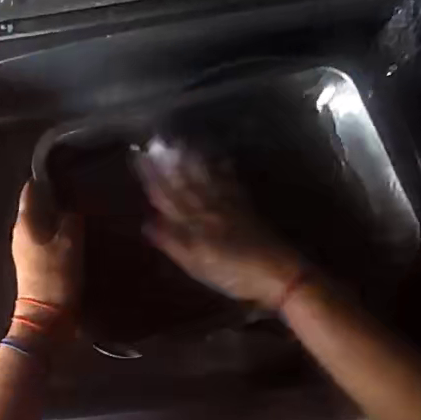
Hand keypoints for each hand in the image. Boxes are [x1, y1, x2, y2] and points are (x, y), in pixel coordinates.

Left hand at [11, 179, 81, 312]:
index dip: (49, 177)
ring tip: (85, 210)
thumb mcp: (71, 241)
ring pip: (44, 222)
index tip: (71, 171)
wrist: (46, 317)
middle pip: (38, 204)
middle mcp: (20, 230)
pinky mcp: (34, 263)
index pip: (32, 187)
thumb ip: (71, 216)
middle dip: (58, 196)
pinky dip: (60, 233)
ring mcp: (25, 248)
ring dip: (61, 216)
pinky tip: (78, 234)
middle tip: (84, 190)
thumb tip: (72, 202)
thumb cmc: (57, 276)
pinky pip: (47, 238)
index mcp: (25, 221)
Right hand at [136, 141, 306, 307]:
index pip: (167, 197)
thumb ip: (173, 244)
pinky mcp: (247, 208)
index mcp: (194, 224)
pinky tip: (219, 159)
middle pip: (184, 184)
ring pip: (206, 179)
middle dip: (167, 164)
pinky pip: (231, 184)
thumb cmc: (235, 275)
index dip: (152, 178)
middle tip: (155, 143)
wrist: (281, 274)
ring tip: (180, 143)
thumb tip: (147, 223)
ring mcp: (230, 206)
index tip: (139, 158)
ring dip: (192, 161)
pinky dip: (223, 170)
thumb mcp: (197, 266)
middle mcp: (210, 210)